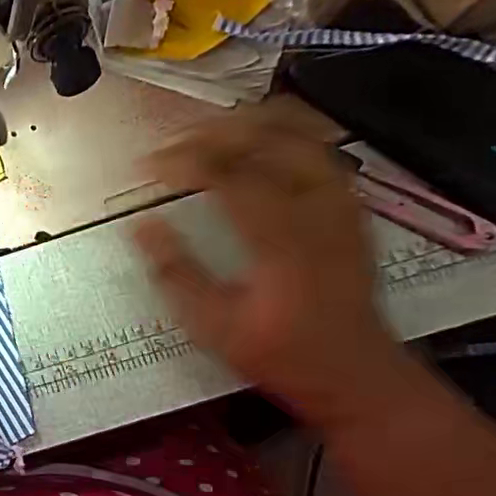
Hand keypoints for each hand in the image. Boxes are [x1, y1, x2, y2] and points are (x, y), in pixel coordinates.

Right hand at [132, 115, 416, 427]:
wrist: (354, 371)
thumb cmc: (282, 353)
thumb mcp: (215, 326)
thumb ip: (176, 272)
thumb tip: (140, 227)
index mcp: (280, 239)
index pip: (226, 175)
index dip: (182, 160)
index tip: (150, 163)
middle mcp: (315, 208)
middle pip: (263, 139)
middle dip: (210, 132)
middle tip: (173, 143)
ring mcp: (339, 202)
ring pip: (296, 133)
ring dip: (247, 124)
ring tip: (209, 132)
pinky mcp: (350, 205)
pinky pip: (318, 148)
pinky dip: (282, 135)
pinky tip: (258, 143)